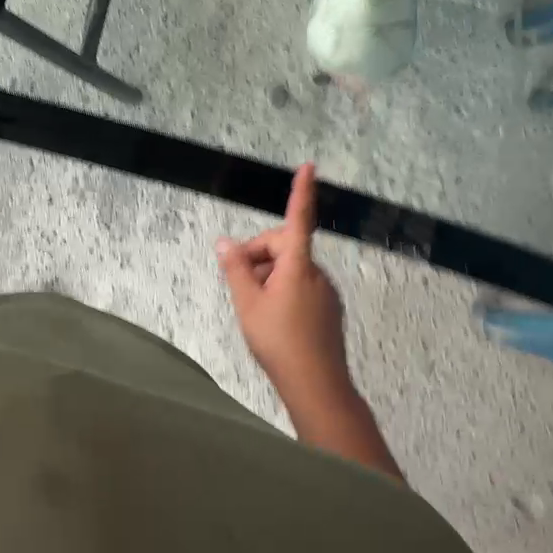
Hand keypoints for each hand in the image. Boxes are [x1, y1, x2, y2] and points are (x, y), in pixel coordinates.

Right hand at [216, 163, 349, 394]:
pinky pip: (300, 287)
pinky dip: (280, 291)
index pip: (297, 219)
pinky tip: (269, 318)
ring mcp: (325, 293)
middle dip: (258, 256)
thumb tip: (225, 242)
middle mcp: (317, 274)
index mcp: (298, 266)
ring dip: (267, 276)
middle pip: (284, 247)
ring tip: (251, 306)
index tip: (308, 167)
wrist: (317, 386)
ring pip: (290, 269)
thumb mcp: (247, 303)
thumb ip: (235, 269)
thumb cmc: (278, 341)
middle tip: (237, 282)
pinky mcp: (328, 311)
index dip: (301, 192)